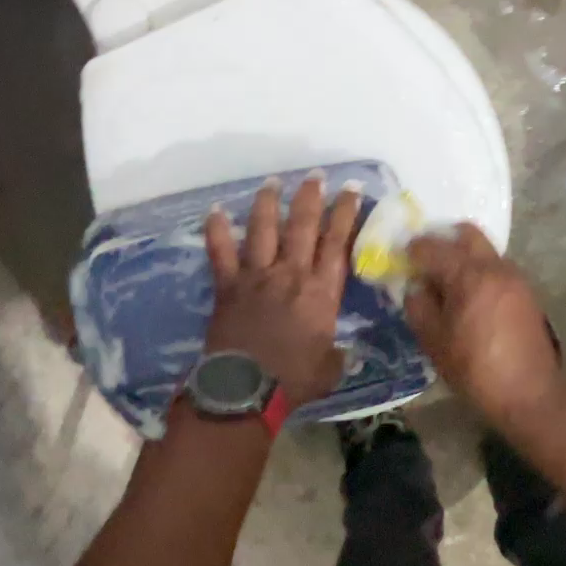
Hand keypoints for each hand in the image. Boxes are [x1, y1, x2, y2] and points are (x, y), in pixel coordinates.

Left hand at [203, 175, 362, 412]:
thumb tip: (345, 353)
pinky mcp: (228, 286)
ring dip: (268, 203)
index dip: (345, 213)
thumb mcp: (329, 369)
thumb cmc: (293, 381)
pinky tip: (214, 211)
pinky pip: (220, 252)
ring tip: (272, 182)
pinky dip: (216, 230)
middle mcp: (291, 274)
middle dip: (311, 197)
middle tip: (315, 175)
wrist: (245, 389)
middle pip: (302, 225)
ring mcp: (257, 276)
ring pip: (263, 229)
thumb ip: (338, 354)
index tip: (351, 189)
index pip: (336, 242)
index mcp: (321, 292)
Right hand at [405, 224, 564, 426]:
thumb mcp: (434, 342)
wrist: (530, 394)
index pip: (433, 247)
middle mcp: (495, 267)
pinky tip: (470, 298)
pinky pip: (497, 269)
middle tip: (425, 262)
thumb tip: (417, 287)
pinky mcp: (527, 293)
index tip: (400, 258)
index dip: (412, 250)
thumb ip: (419, 306)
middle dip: (443, 241)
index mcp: (469, 276)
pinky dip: (480, 273)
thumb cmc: (475, 369)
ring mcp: (516, 278)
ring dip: (464, 257)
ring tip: (447, 284)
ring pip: (485, 251)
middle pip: (467, 234)